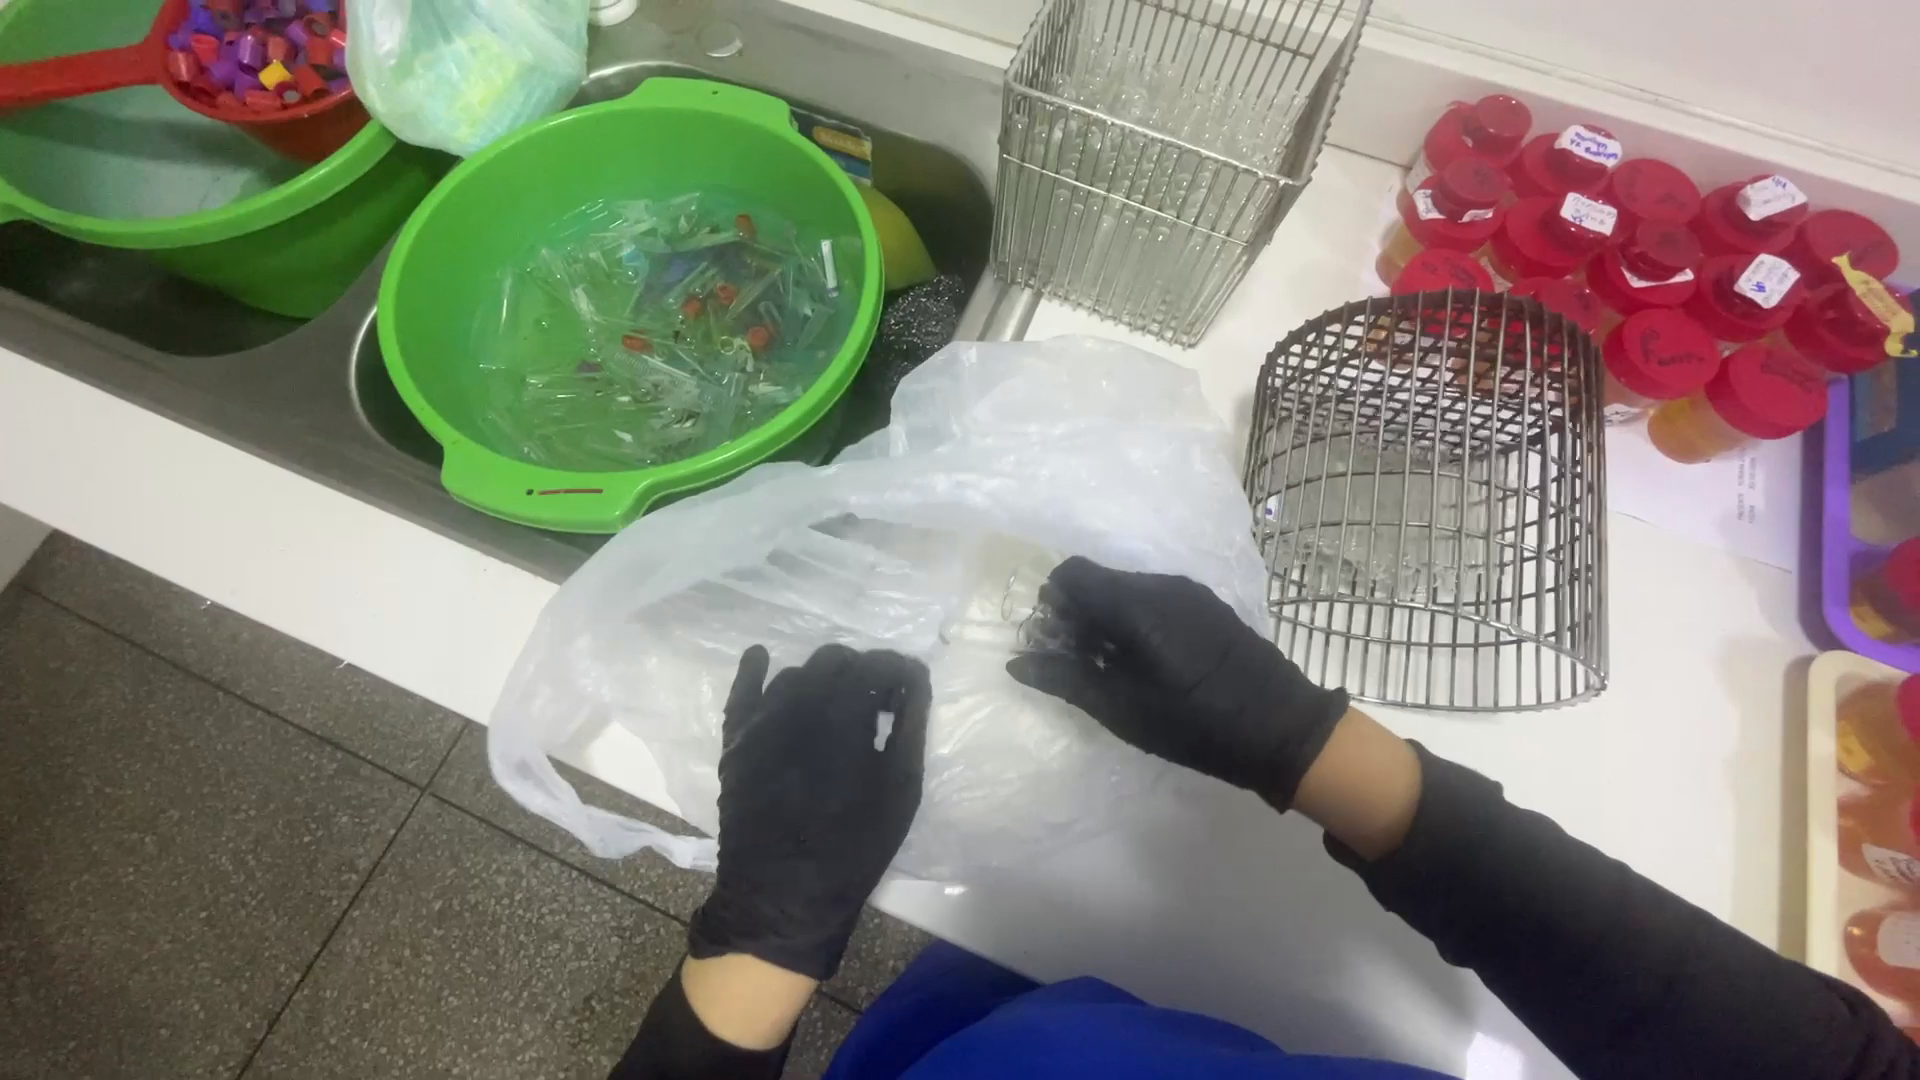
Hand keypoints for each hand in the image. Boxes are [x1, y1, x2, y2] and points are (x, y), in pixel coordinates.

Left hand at [688, 644, 929, 980]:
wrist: (783, 895)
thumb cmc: (854, 845)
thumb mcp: (900, 787)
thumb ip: (910, 724)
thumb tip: (915, 679)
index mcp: (845, 713)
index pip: (877, 665)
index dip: (899, 672)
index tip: (909, 688)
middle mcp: (800, 702)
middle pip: (836, 661)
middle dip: (862, 672)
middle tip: (877, 703)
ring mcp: (762, 718)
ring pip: (797, 674)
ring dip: (823, 680)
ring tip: (836, 708)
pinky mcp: (736, 739)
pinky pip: (743, 690)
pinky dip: (755, 669)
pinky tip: (762, 658)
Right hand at [1006, 556, 1348, 809]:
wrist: (1284, 730)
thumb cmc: (1194, 724)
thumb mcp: (1121, 709)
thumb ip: (1065, 679)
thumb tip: (1016, 663)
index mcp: (1135, 604)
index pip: (1072, 573)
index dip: (1053, 603)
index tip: (1056, 642)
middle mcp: (1160, 584)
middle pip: (1098, 580)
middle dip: (1078, 614)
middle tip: (1081, 661)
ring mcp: (1188, 592)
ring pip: (1126, 590)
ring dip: (1108, 619)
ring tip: (1116, 667)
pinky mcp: (1207, 605)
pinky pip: (1155, 599)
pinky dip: (1137, 621)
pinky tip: (1151, 662)